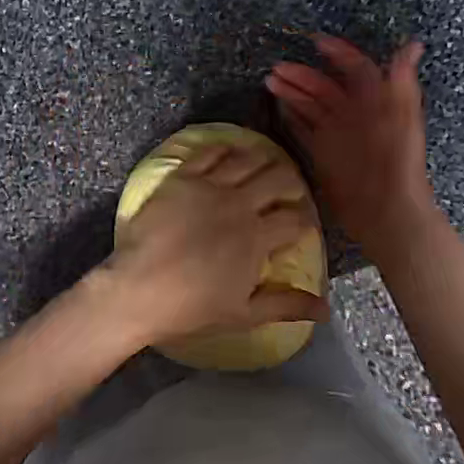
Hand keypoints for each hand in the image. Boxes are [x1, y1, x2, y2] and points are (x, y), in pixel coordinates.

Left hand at [92, 145, 327, 347]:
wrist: (138, 289)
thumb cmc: (192, 307)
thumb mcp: (244, 314)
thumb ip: (286, 305)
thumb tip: (326, 308)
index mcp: (257, 238)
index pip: (295, 219)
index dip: (304, 219)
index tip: (302, 223)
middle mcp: (239, 204)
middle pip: (278, 179)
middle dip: (291, 182)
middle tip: (289, 189)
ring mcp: (209, 187)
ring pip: (247, 160)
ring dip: (262, 160)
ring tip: (266, 164)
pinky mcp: (181, 178)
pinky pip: (208, 152)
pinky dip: (224, 148)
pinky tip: (230, 151)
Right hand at [266, 35, 440, 253]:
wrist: (387, 207)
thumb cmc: (397, 158)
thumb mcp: (402, 114)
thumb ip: (401, 79)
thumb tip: (414, 44)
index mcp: (374, 100)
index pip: (355, 68)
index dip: (338, 53)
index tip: (315, 42)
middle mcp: (354, 114)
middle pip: (324, 87)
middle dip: (301, 75)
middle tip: (276, 68)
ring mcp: (337, 134)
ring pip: (310, 106)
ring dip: (291, 92)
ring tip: (269, 81)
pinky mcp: (323, 154)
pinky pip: (304, 130)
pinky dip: (291, 117)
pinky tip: (278, 107)